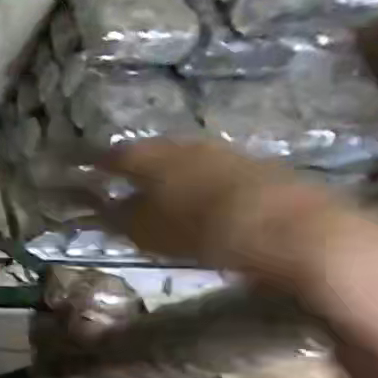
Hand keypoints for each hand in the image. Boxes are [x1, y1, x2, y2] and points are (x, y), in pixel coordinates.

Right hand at [103, 140, 377, 310]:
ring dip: (170, 175)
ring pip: (186, 159)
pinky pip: (213, 171)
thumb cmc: (203, 231)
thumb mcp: (148, 232)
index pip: (116, 155)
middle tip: (122, 185)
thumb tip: (102, 208)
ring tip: (160, 195)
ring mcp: (225, 152)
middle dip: (137, 168)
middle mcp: (186, 145)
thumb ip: (120, 217)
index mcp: (153, 156)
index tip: (86, 174)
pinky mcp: (257, 167)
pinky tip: (200, 203)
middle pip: (153, 153)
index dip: (99, 165)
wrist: (291, 230)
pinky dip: (199, 184)